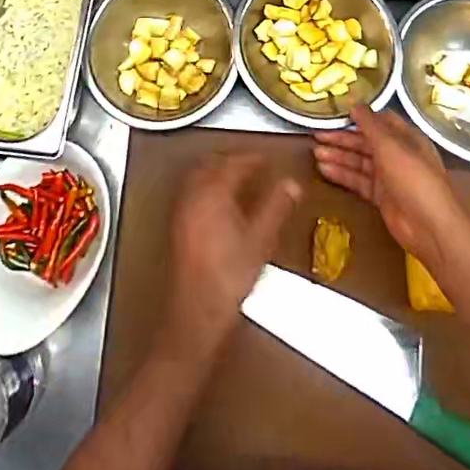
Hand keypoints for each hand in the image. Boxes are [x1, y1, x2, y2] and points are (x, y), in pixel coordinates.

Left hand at [163, 151, 301, 352]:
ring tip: (238, 179)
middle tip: (251, 164)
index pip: (234, 163)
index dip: (252, 158)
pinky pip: (192, 192)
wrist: (196, 311)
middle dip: (232, 160)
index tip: (266, 160)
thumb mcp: (261, 240)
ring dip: (217, 171)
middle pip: (211, 164)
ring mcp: (182, 212)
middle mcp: (193, 198)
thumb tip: (291, 185)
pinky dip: (208, 187)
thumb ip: (276, 207)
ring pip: (198, 177)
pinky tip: (220, 203)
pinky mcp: (178, 227)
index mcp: (213, 194)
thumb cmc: (228, 277)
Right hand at [313, 106, 469, 263]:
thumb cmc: (413, 177)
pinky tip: (324, 170)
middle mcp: (397, 154)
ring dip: (338, 156)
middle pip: (365, 142)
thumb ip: (370, 125)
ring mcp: (388, 176)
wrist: (429, 225)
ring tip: (315, 153)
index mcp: (405, 137)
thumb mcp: (390, 145)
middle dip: (342, 139)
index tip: (335, 114)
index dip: (359, 117)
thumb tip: (355, 104)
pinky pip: (358, 181)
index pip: (379, 121)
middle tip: (316, 135)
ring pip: (359, 162)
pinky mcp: (380, 197)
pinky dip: (342, 175)